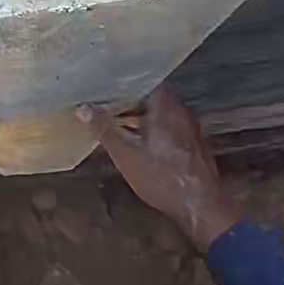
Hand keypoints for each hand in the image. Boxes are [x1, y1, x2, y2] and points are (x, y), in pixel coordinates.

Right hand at [78, 86, 239, 250]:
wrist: (199, 206)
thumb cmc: (163, 179)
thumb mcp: (125, 155)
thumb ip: (104, 129)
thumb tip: (83, 109)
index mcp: (165, 107)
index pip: (148, 78)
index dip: (128, 79)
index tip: (110, 82)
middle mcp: (182, 111)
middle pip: (155, 95)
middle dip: (133, 98)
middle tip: (111, 103)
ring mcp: (191, 127)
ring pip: (164, 111)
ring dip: (144, 114)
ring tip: (121, 122)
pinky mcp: (194, 143)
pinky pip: (172, 125)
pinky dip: (156, 127)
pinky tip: (143, 142)